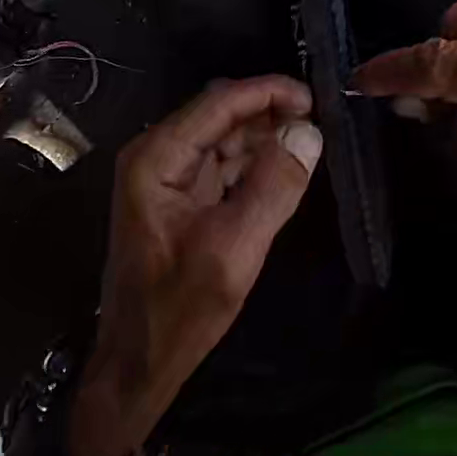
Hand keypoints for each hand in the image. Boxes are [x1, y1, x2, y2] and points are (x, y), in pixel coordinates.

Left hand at [68, 76, 322, 455]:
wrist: (138, 363)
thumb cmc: (179, 311)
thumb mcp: (234, 250)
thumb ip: (273, 187)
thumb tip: (308, 132)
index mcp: (157, 158)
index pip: (218, 103)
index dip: (267, 92)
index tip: (314, 98)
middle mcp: (156, 156)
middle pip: (219, 115)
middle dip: (268, 112)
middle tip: (318, 123)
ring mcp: (166, 177)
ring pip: (222, 138)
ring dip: (263, 136)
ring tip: (309, 141)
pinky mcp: (179, 199)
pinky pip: (220, 165)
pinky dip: (252, 162)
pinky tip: (283, 167)